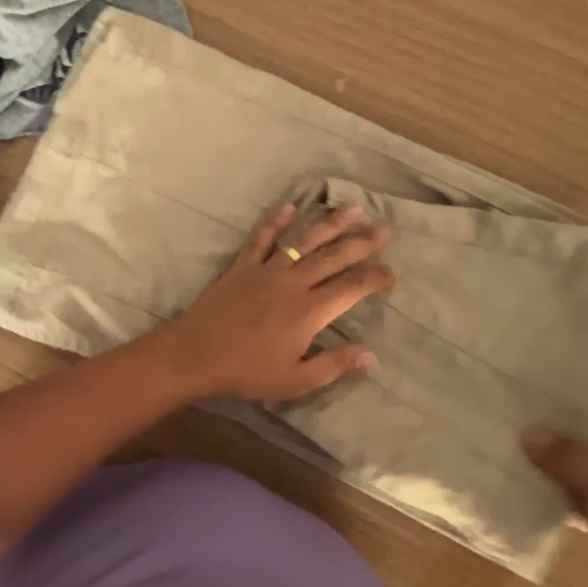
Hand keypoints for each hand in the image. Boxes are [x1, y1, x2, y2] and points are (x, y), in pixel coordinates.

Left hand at [150, 201, 393, 402]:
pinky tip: (289, 207)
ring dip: (329, 224)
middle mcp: (292, 283)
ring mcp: (265, 271)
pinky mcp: (241, 267)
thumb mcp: (296, 380)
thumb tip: (372, 355)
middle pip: (334, 257)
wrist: (195, 355)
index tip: (392, 273)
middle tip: (385, 230)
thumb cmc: (246, 372)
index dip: (375, 279)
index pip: (352, 288)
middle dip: (362, 243)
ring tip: (352, 209)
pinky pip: (261, 239)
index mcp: (310, 311)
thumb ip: (334, 365)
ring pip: (304, 241)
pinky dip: (275, 222)